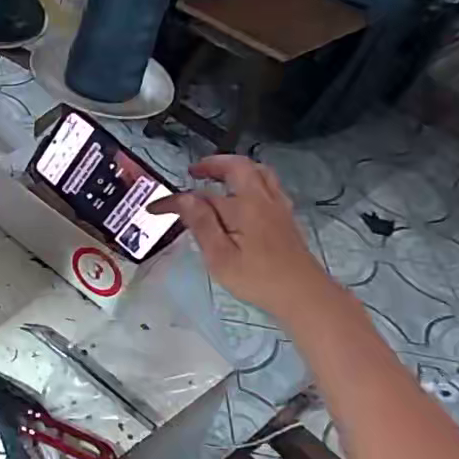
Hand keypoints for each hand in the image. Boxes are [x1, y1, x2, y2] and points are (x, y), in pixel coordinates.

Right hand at [150, 155, 338, 323]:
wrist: (302, 293)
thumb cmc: (257, 279)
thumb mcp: (220, 257)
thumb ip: (202, 224)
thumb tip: (185, 198)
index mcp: (243, 206)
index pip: (202, 196)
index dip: (176, 200)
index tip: (156, 208)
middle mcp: (262, 198)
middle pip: (238, 167)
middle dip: (213, 164)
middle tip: (194, 172)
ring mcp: (278, 207)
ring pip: (258, 172)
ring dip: (236, 168)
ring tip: (219, 177)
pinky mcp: (286, 218)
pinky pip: (269, 185)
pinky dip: (252, 180)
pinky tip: (245, 197)